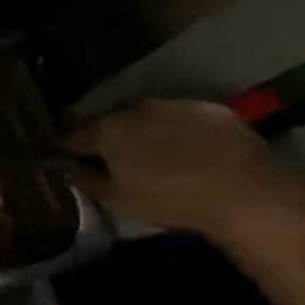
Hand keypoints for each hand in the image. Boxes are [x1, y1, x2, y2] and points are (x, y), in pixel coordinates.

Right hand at [62, 99, 304, 245]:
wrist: (244, 191)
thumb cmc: (167, 198)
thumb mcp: (116, 200)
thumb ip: (86, 182)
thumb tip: (68, 172)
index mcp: (109, 129)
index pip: (72, 137)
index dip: (63, 151)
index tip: (60, 162)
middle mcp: (138, 108)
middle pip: (111, 125)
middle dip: (106, 142)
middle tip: (111, 166)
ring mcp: (177, 105)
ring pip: (147, 120)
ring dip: (143, 137)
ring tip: (153, 162)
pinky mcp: (212, 110)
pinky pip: (182, 121)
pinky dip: (177, 135)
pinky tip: (188, 158)